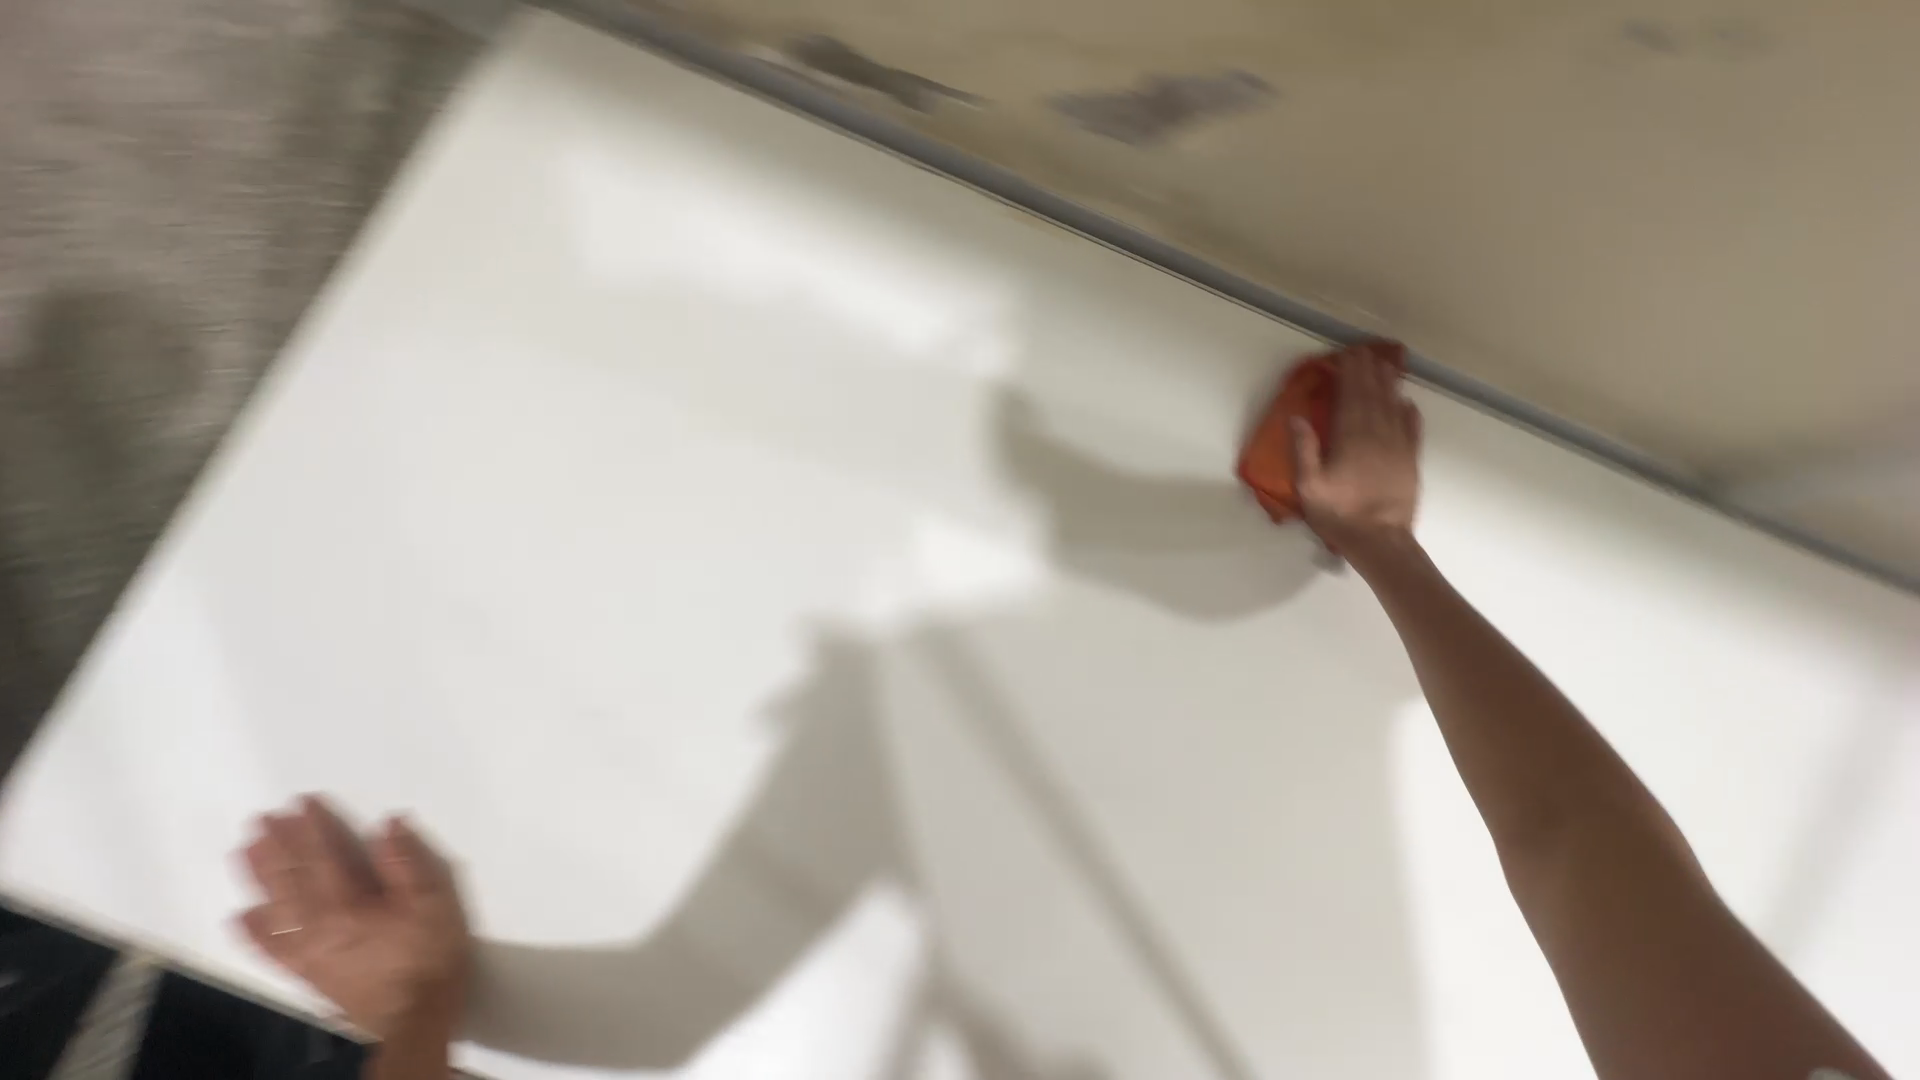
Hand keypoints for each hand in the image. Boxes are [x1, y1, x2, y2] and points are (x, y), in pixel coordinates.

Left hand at [237, 796, 472, 1041]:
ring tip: (245, 851)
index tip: (301, 803)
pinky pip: (270, 948)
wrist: (414, 1016)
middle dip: (278, 847)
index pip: (326, 857)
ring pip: (275, 907)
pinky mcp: (305, 972)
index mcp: (350, 904)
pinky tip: (241, 916)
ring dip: (259, 877)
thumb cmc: (429, 954)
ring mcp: (307, 951)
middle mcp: (319, 925)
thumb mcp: (433, 901)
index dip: (314, 829)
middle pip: (292, 879)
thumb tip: (388, 824)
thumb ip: (407, 863)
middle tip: (261, 821)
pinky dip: (252, 931)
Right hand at [1293, 342, 1422, 542]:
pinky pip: (1412, 428)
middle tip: (1364, 351)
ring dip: (1388, 384)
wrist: (1381, 540)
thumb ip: (1303, 449)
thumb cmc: (1339, 514)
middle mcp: (1377, 434)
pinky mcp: (1410, 460)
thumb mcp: (1309, 486)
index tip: (1345, 355)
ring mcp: (1398, 446)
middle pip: (1373, 395)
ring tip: (1385, 365)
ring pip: (1394, 405)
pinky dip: (1409, 412)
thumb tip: (1296, 417)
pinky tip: (1406, 402)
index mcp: (1351, 438)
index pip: (1350, 396)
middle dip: (1368, 371)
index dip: (1348, 374)